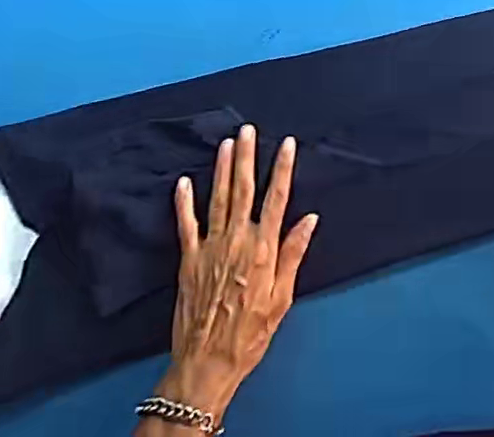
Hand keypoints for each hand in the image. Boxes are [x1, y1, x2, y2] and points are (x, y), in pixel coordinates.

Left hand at [155, 124, 318, 423]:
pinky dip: (184, 202)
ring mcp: (210, 247)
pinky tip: (183, 181)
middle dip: (247, 157)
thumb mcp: (282, 298)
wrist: (207, 363)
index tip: (287, 143)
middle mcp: (237, 240)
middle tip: (248, 129)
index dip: (282, 168)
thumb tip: (309, 218)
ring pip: (218, 199)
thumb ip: (293, 254)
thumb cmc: (251, 333)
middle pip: (244, 190)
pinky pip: (186, 225)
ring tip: (226, 143)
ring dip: (222, 169)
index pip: (276, 199)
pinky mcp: (188, 260)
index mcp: (263, 248)